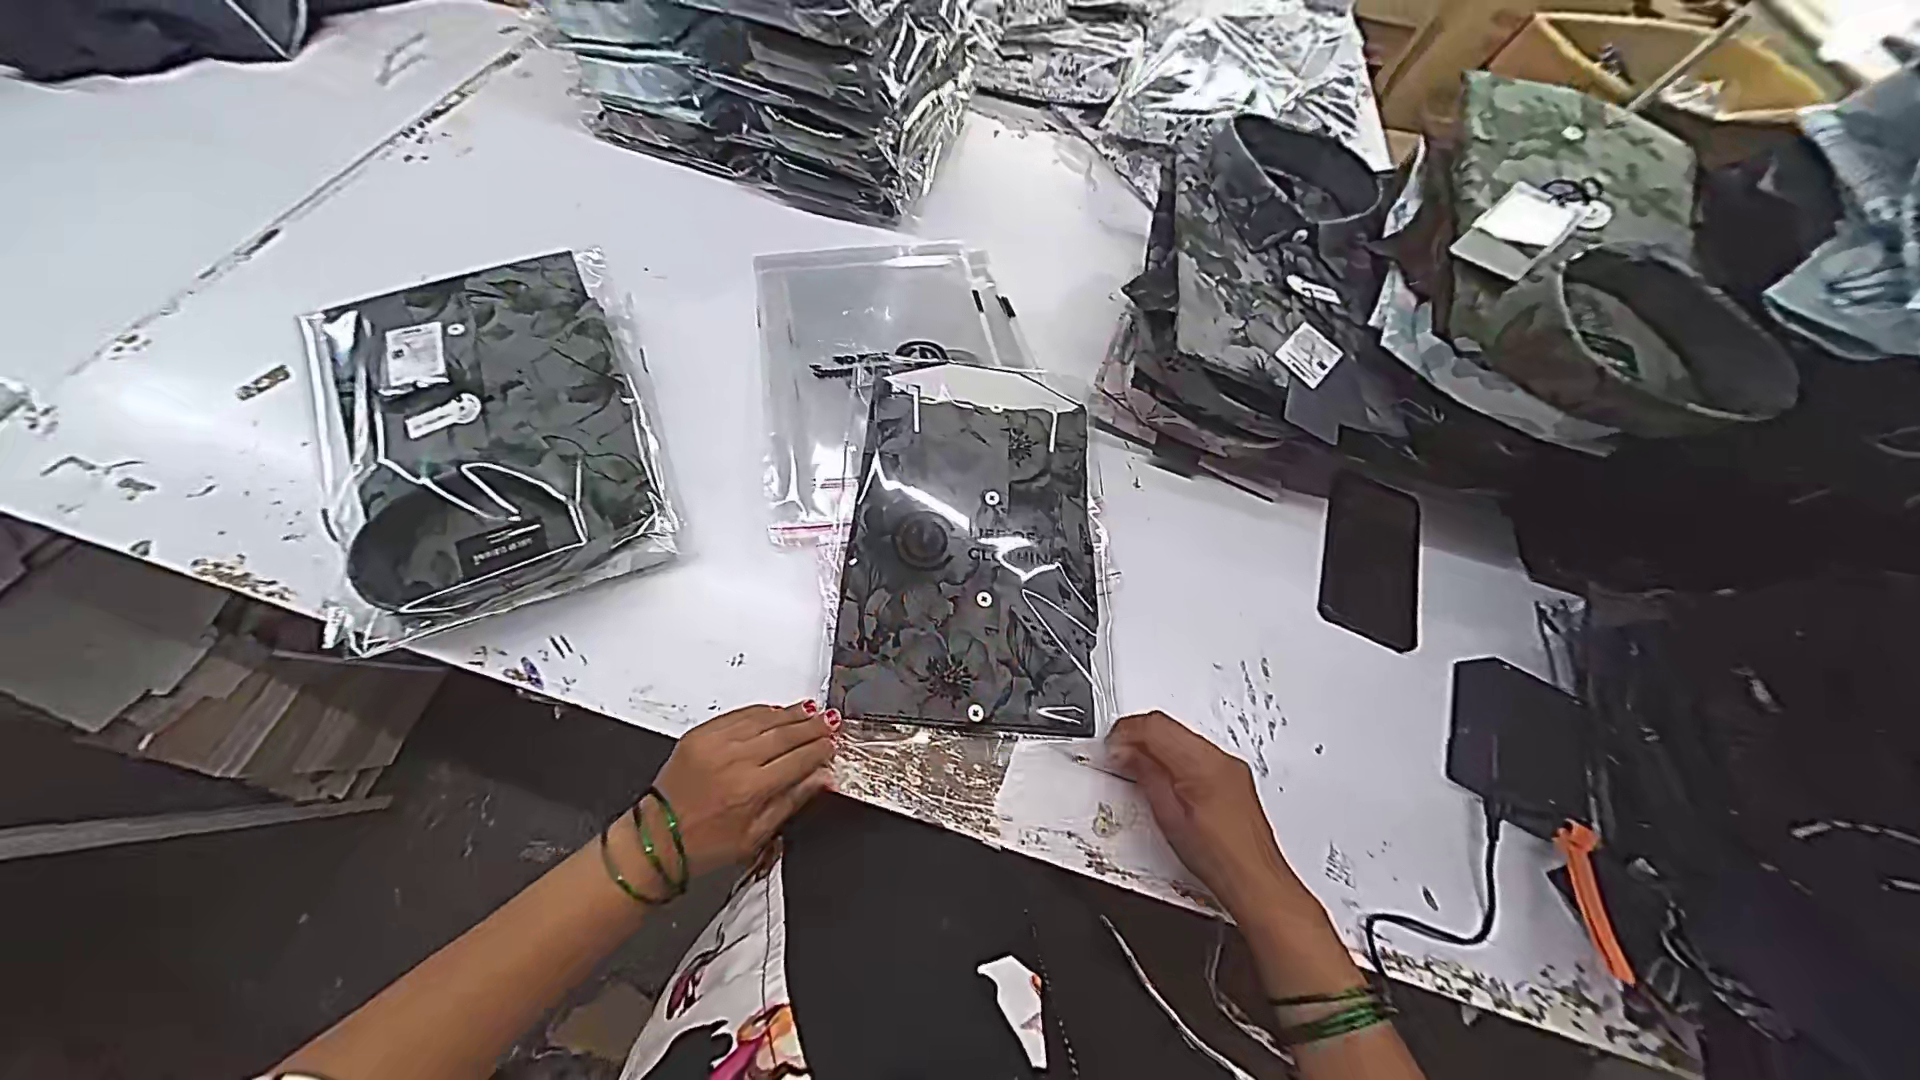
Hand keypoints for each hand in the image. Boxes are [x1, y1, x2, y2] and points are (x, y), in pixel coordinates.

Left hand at [648, 701, 837, 877]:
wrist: (656, 841)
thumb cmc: (702, 845)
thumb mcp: (756, 835)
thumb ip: (793, 800)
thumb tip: (822, 778)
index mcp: (749, 790)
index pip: (799, 759)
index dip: (820, 750)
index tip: (833, 745)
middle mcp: (733, 761)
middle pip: (786, 734)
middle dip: (813, 726)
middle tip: (831, 721)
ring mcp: (715, 744)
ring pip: (765, 719)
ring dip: (792, 714)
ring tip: (811, 711)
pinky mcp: (700, 734)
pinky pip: (740, 714)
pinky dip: (762, 711)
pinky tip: (777, 711)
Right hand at [1107, 711, 1312, 916]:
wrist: (1256, 881)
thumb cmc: (1219, 859)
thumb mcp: (1168, 816)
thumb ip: (1144, 775)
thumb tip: (1124, 753)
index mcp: (1201, 764)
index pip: (1154, 726)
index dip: (1125, 732)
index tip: (1111, 747)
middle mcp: (1219, 758)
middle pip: (1166, 725)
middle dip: (1137, 735)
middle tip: (1118, 754)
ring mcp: (1229, 764)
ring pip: (1180, 733)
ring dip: (1154, 743)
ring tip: (1136, 765)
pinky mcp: (1232, 773)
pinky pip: (1195, 748)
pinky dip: (1173, 752)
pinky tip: (1162, 772)